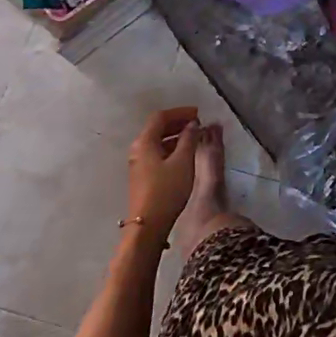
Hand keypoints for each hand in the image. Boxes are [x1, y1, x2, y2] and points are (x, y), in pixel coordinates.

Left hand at [126, 107, 202, 236]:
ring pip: (157, 141)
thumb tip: (192, 124)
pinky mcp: (142, 175)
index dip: (179, 112)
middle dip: (177, 122)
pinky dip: (171, 148)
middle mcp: (138, 149)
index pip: (160, 117)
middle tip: (197, 123)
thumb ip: (189, 139)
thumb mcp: (183, 162)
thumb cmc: (167, 190)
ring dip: (175, 136)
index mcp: (145, 142)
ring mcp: (138, 163)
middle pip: (157, 128)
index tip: (197, 113)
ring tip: (194, 137)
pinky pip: (157, 153)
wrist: (148, 225)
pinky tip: (184, 154)